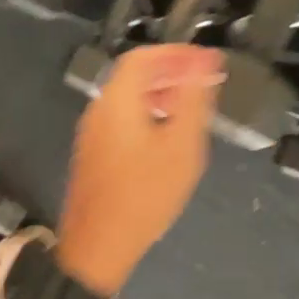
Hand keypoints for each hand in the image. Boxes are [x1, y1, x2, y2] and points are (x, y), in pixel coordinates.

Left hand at [57, 45, 222, 293]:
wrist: (98, 245)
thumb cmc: (144, 195)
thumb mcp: (180, 147)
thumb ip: (192, 100)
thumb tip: (203, 62)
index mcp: (116, 101)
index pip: (143, 57)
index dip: (176, 53)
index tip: (206, 60)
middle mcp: (99, 109)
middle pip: (133, 76)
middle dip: (170, 72)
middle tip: (204, 81)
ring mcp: (92, 133)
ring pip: (127, 99)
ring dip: (160, 94)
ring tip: (192, 107)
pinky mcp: (93, 153)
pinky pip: (122, 119)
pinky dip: (147, 114)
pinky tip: (168, 136)